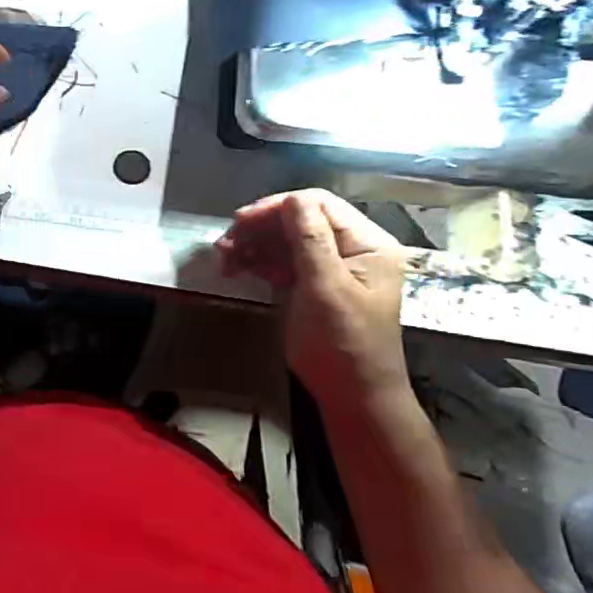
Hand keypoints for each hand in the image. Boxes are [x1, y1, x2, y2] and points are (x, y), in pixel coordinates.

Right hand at [217, 189, 410, 411]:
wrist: (351, 394)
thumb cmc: (345, 342)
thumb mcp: (327, 289)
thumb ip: (311, 241)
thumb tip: (292, 199)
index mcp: (367, 244)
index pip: (319, 205)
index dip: (279, 207)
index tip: (242, 220)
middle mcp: (351, 248)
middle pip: (299, 219)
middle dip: (260, 227)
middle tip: (226, 242)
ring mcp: (329, 267)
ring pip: (285, 239)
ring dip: (253, 244)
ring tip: (224, 257)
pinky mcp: (310, 284)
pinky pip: (281, 260)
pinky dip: (257, 261)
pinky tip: (235, 268)